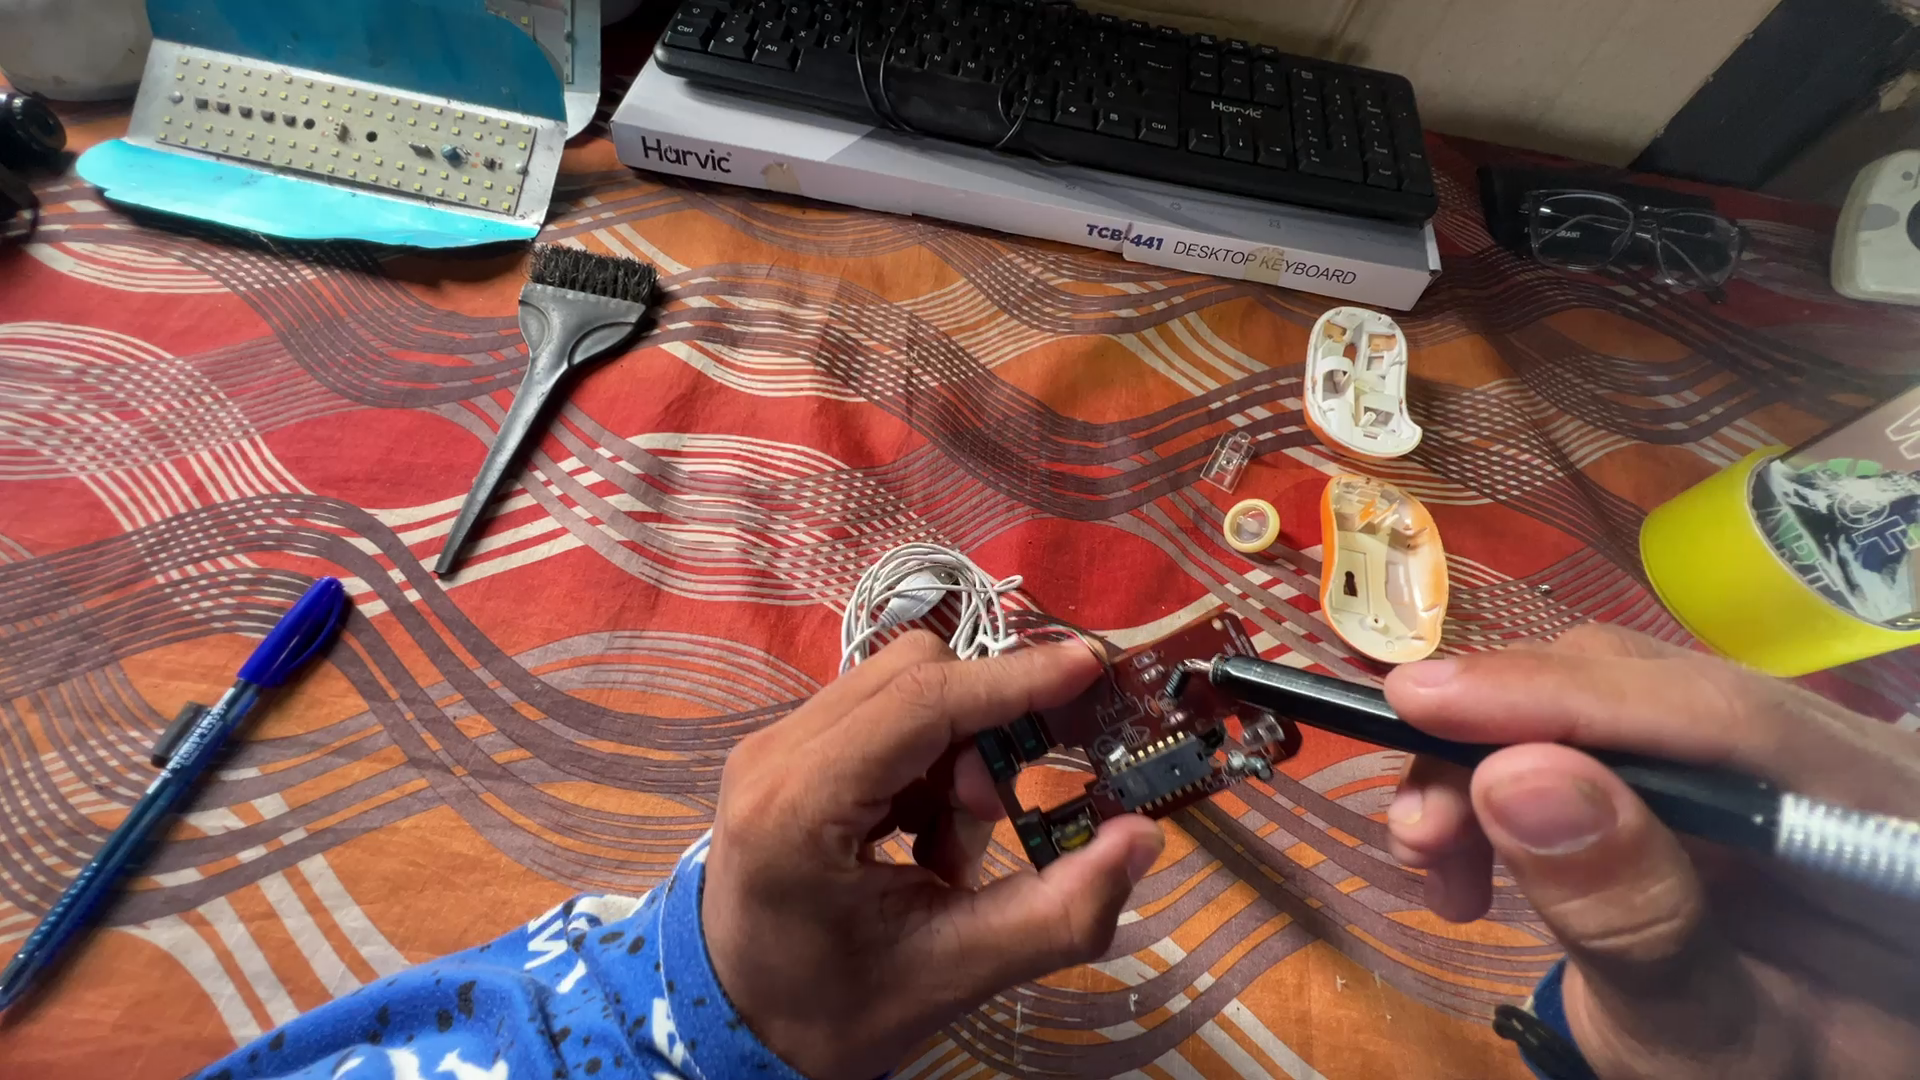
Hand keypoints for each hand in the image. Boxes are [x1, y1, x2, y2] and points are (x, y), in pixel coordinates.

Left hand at [702, 631, 1164, 1079]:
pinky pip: (885, 709)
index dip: (1012, 680)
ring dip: (954, 748)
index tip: (1087, 669)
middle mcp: (777, 750)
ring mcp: (776, 739)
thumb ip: (1058, 911)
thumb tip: (1141, 836)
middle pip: (913, 675)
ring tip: (946, 843)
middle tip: (998, 813)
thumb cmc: (829, 1010)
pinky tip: (919, 829)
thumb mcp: (950, 975)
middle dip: (983, 726)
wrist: (732, 1020)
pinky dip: (927, 756)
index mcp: (799, 806)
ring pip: (903, 686)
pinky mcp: (789, 743)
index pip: (920, 704)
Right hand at [1382, 624, 1919, 1078]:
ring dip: (1468, 764)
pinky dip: (1475, 776)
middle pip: (1623, 685)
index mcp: (1885, 821)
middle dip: (1489, 740)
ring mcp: (1734, 747)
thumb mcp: (1705, 1035)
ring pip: (1565, 695)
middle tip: (1418, 825)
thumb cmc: (1757, 1075)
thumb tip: (1513, 778)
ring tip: (1428, 853)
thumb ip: (1632, 918)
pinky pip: (1544, 723)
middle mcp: (1819, 752)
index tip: (1417, 702)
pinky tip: (1453, 845)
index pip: (1719, 718)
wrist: (1759, 1070)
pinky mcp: (1664, 751)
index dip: (1556, 695)